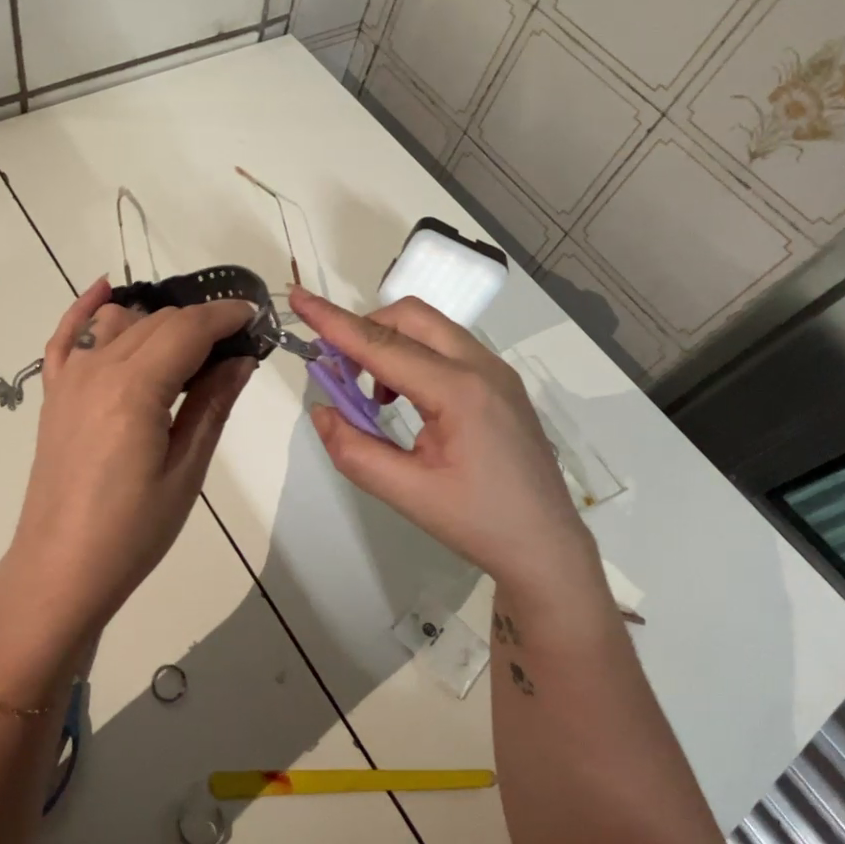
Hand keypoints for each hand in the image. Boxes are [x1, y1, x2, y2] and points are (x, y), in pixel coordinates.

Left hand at [1, 277, 257, 641]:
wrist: (60, 569)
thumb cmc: (132, 532)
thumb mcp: (186, 472)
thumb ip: (212, 406)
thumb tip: (242, 359)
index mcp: (135, 389)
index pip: (188, 329)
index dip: (225, 317)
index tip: (255, 318)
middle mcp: (98, 369)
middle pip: (157, 321)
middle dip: (200, 321)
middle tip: (235, 344)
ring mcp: (69, 379)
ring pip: (119, 322)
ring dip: (156, 320)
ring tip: (188, 346)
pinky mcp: (53, 394)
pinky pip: (65, 336)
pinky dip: (85, 309)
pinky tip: (105, 291)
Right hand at [290, 286, 604, 612]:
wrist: (547, 546)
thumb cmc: (478, 523)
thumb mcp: (407, 494)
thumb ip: (355, 450)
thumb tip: (321, 410)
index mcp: (460, 392)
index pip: (383, 344)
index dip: (334, 322)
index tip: (298, 297)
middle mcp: (482, 367)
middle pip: (411, 317)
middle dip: (365, 329)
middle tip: (337, 370)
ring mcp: (497, 372)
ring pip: (430, 328)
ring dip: (389, 344)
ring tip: (372, 397)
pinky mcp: (500, 383)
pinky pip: (447, 348)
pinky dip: (413, 357)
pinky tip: (404, 400)